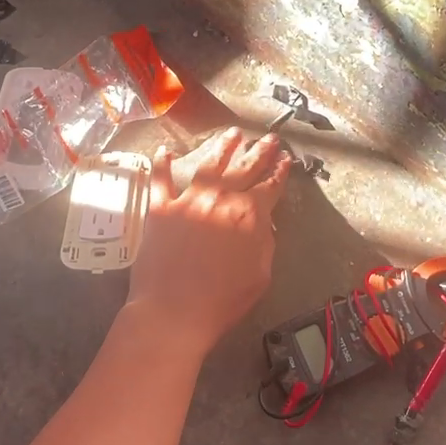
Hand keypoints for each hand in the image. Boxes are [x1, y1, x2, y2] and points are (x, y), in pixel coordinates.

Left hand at [124, 128, 291, 354]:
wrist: (174, 311)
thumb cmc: (223, 300)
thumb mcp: (261, 274)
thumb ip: (265, 242)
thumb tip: (263, 222)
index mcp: (250, 214)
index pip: (270, 186)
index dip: (280, 172)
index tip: (285, 159)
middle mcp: (221, 198)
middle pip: (244, 168)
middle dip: (259, 151)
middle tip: (268, 138)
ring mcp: (188, 200)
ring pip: (208, 164)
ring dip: (222, 147)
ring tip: (231, 133)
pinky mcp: (160, 208)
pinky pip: (160, 179)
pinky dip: (162, 163)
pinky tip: (166, 150)